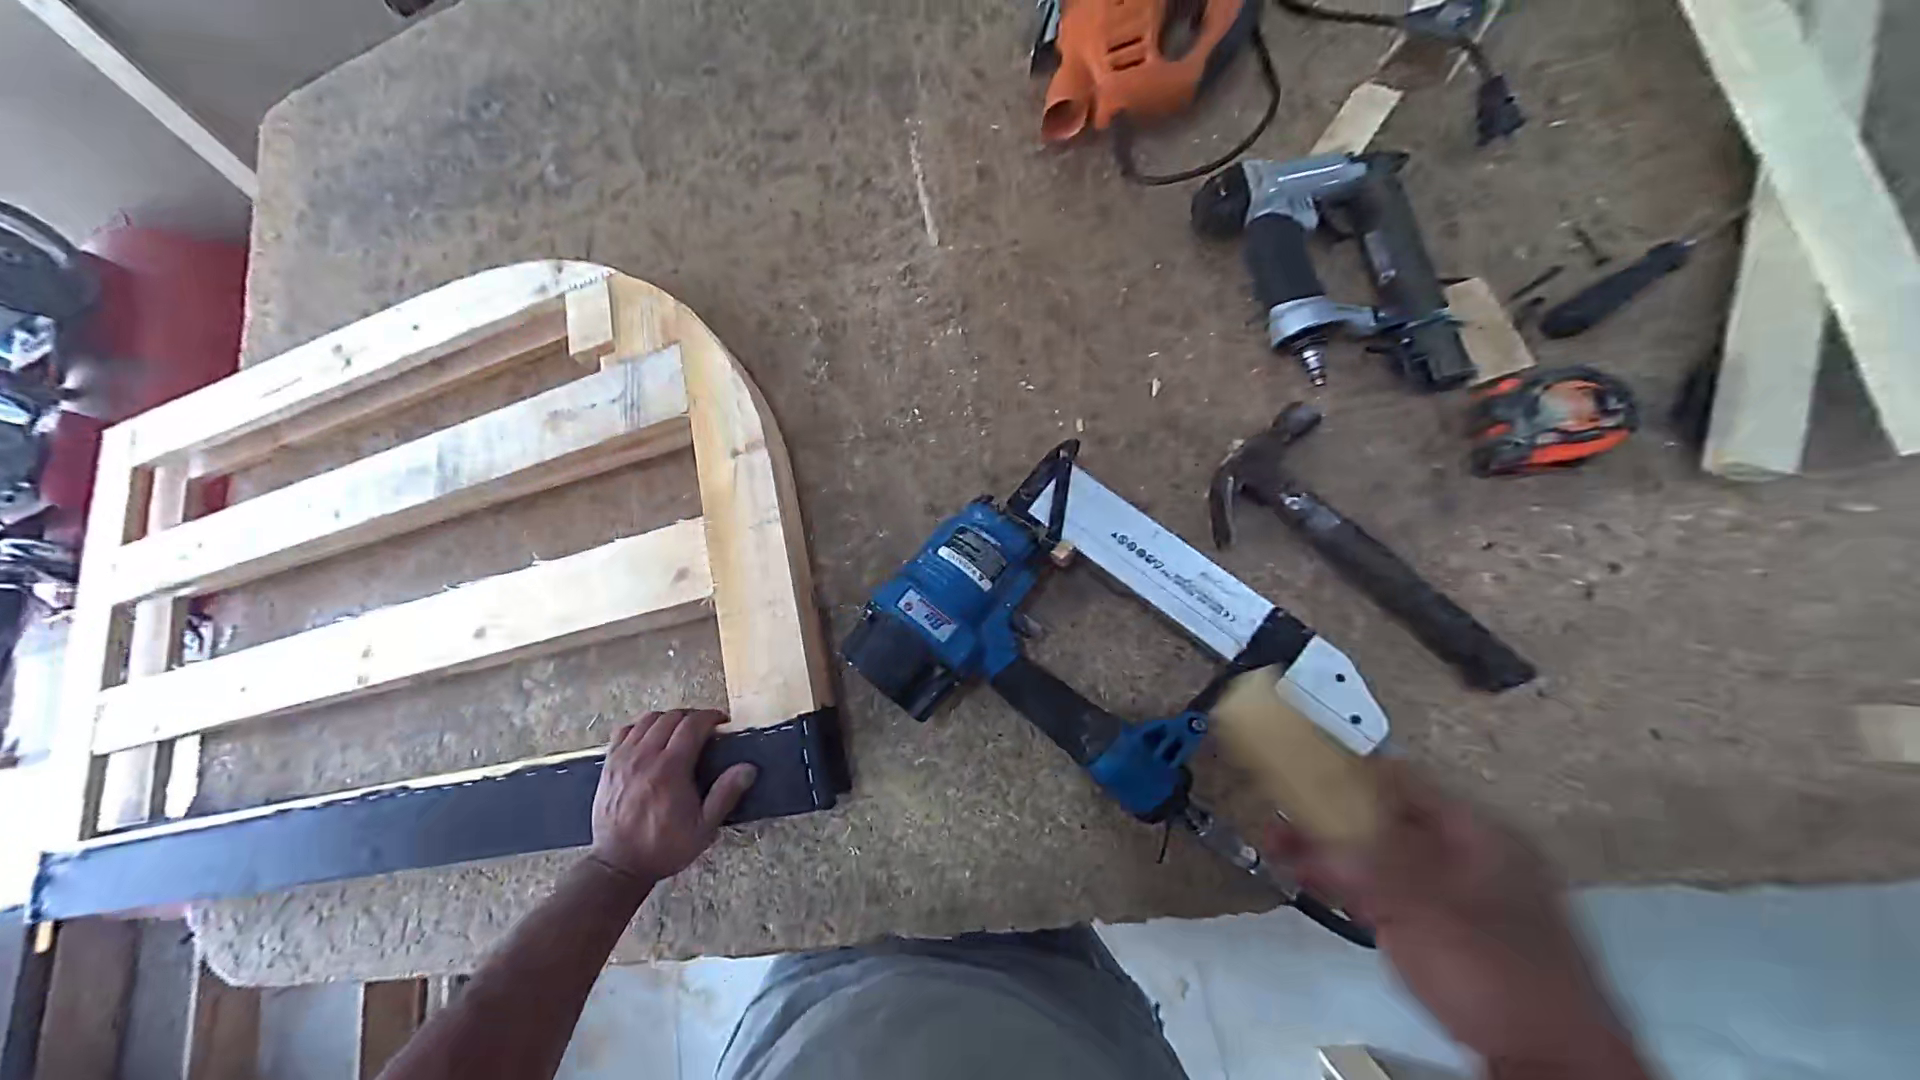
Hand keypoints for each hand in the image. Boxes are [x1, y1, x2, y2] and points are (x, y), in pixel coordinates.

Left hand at [589, 709, 756, 884]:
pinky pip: (625, 730)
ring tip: (680, 730)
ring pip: (648, 719)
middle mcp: (645, 757)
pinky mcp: (609, 765)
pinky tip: (651, 737)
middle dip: (693, 716)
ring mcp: (623, 759)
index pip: (692, 724)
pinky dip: (641, 726)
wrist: (618, 865)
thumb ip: (726, 794)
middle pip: (672, 717)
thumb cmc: (663, 847)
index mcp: (670, 769)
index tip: (722, 722)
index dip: (711, 716)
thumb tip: (748, 768)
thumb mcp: (703, 827)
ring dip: (669, 719)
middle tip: (705, 728)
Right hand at [1267, 763, 1649, 1076]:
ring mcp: (1448, 892)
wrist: (1544, 1066)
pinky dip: (1339, 879)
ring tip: (1277, 844)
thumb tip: (1311, 814)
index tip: (1300, 772)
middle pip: (1381, 818)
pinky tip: (1304, 875)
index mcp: (1477, 836)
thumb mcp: (1423, 905)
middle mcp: (1462, 856)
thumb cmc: (1499, 977)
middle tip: (1281, 814)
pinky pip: (1376, 887)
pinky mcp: (1432, 924)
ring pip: (1373, 854)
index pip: (1400, 781)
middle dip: (1325, 816)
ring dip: (1324, 848)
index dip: (1348, 773)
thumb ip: (1362, 855)